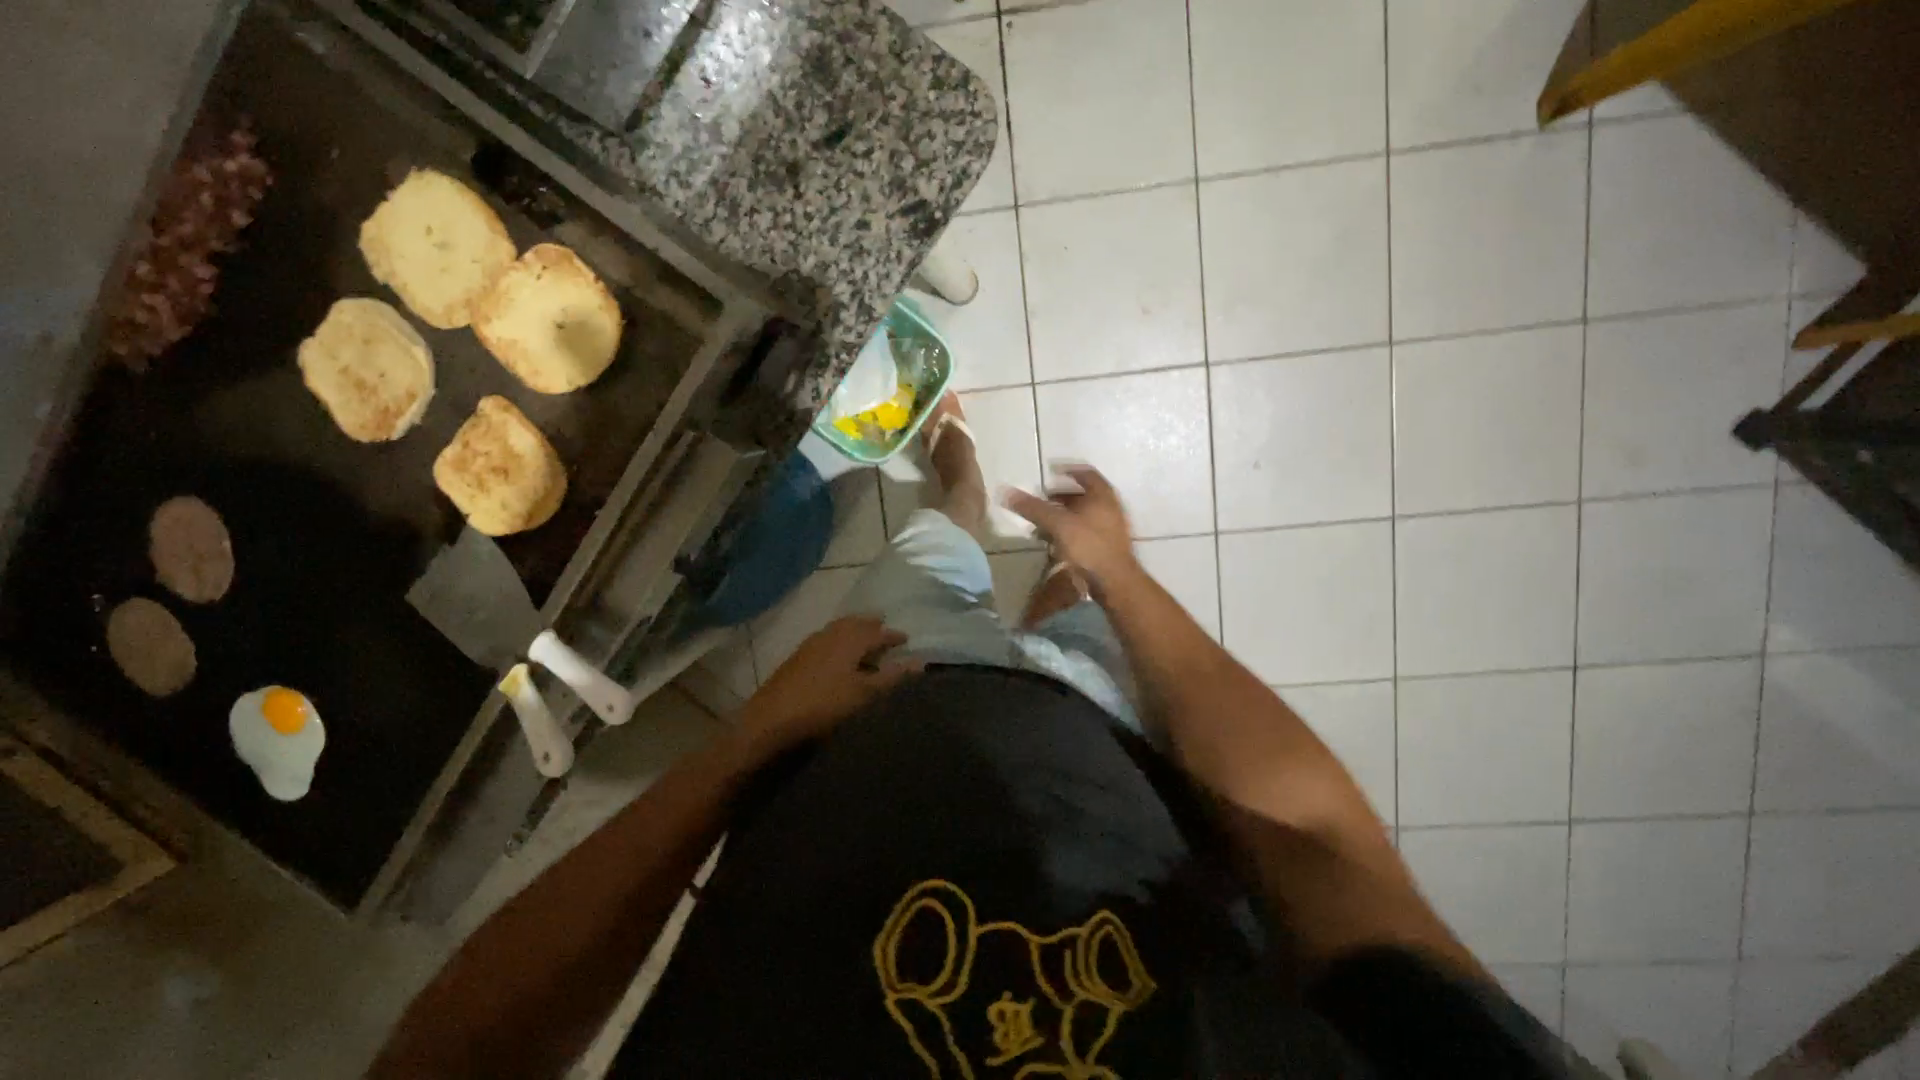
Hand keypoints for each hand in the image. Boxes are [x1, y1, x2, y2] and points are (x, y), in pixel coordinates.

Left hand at [734, 616, 921, 757]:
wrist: (772, 719)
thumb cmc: (824, 705)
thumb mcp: (864, 694)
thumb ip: (892, 676)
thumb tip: (920, 661)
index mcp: (849, 639)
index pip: (877, 632)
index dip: (893, 635)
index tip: (906, 638)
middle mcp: (830, 634)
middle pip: (855, 624)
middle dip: (871, 626)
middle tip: (884, 629)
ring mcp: (810, 645)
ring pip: (838, 630)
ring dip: (854, 632)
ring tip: (864, 642)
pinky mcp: (798, 657)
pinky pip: (826, 640)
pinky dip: (839, 642)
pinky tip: (839, 657)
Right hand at [1002, 465, 1140, 593]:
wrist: (1114, 580)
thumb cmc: (1089, 546)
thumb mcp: (1058, 525)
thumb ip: (1033, 508)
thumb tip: (1006, 492)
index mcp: (1102, 495)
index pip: (1086, 473)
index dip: (1067, 470)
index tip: (1051, 471)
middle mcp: (1109, 507)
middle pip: (1083, 495)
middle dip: (1061, 496)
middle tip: (1042, 500)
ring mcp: (1111, 527)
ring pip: (1083, 514)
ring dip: (1063, 516)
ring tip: (1043, 523)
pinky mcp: (1107, 545)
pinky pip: (1085, 530)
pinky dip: (1069, 530)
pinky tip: (1055, 542)